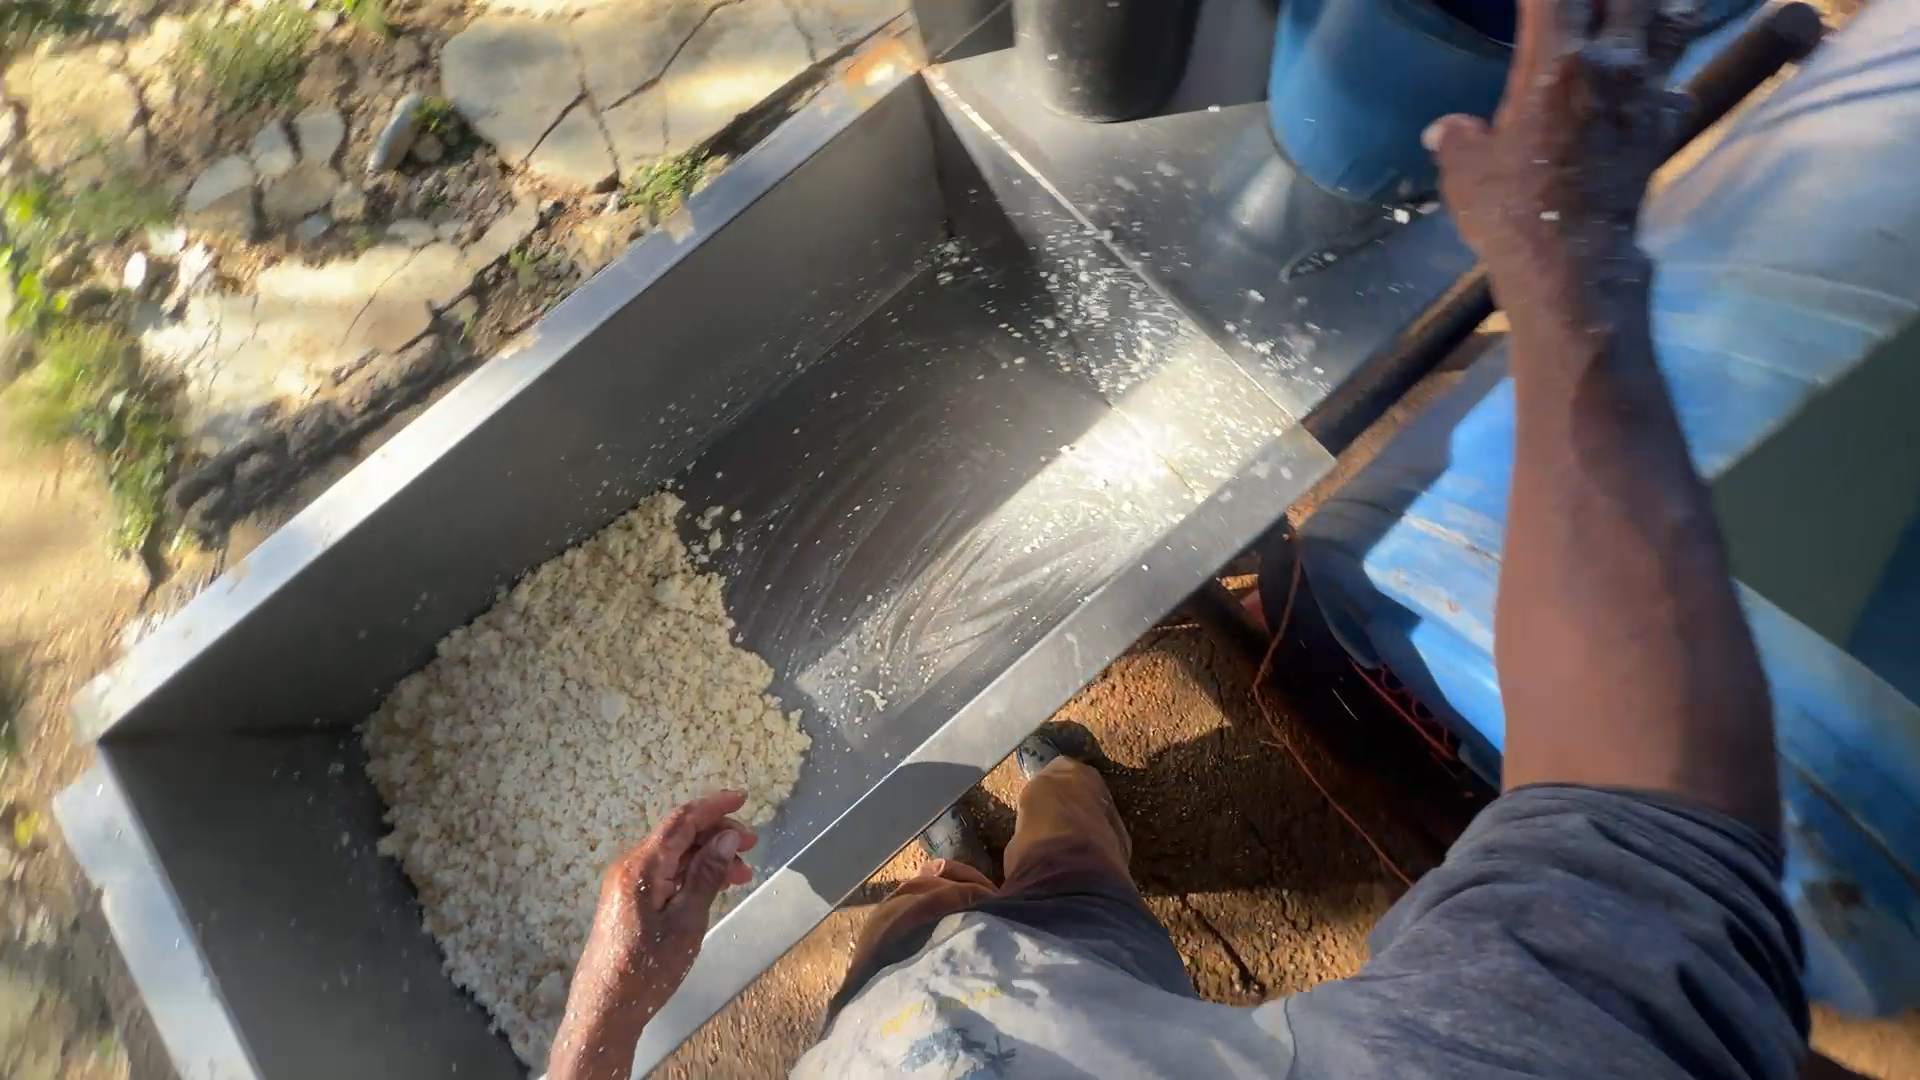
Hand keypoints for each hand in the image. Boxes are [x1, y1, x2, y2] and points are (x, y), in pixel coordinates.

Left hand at [547, 791, 756, 1079]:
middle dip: (717, 834)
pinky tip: (715, 885)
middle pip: (680, 834)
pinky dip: (694, 872)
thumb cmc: (646, 970)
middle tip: (751, 846)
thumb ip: (707, 874)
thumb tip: (728, 837)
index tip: (743, 798)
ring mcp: (628, 884)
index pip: (682, 820)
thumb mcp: (686, 921)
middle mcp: (631, 867)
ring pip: (675, 854)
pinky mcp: (629, 901)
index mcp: (642, 866)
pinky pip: (667, 872)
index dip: (714, 806)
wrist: (603, 1015)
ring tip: (741, 873)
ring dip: (709, 856)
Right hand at [1422, 0, 1689, 312]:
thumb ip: (1457, 140)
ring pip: (1673, 16)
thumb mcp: (1464, 173)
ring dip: (1647, 10)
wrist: (1568, 257)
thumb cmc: (1508, 211)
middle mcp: (1613, 61)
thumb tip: (1444, 129)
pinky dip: (1658, 71)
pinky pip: (1674, 77)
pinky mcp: (1664, 120)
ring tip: (1624, 20)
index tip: (1526, 0)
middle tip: (1573, 9)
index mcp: (1556, 65)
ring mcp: (1649, 88)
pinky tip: (1639, 85)